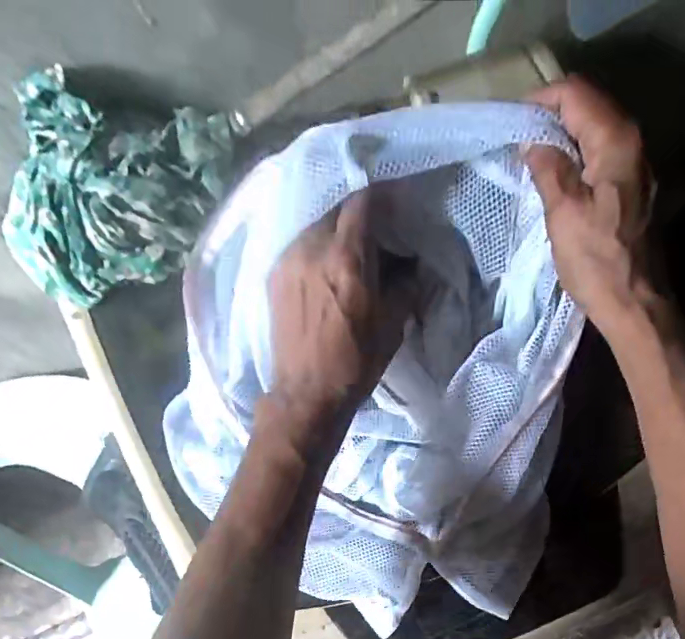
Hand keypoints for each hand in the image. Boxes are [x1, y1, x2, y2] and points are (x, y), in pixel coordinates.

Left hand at [267, 190, 386, 433]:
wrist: (306, 395)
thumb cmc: (355, 363)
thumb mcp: (392, 325)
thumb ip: (404, 285)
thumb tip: (410, 265)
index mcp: (346, 257)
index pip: (364, 201)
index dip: (385, 198)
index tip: (398, 207)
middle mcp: (312, 247)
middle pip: (339, 210)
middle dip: (361, 216)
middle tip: (379, 236)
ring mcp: (288, 259)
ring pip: (317, 226)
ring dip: (338, 233)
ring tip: (353, 255)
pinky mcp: (274, 276)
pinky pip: (301, 247)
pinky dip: (319, 250)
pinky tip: (328, 271)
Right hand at [524, 77, 656, 336]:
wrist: (634, 301)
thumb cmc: (597, 260)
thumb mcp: (563, 212)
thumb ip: (548, 168)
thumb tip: (533, 141)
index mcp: (615, 141)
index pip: (575, 93)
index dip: (540, 100)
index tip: (513, 122)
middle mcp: (633, 143)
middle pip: (588, 106)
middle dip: (551, 115)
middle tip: (518, 140)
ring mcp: (636, 166)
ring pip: (595, 131)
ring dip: (563, 137)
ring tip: (532, 159)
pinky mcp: (632, 189)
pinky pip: (601, 156)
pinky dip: (577, 157)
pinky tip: (557, 178)